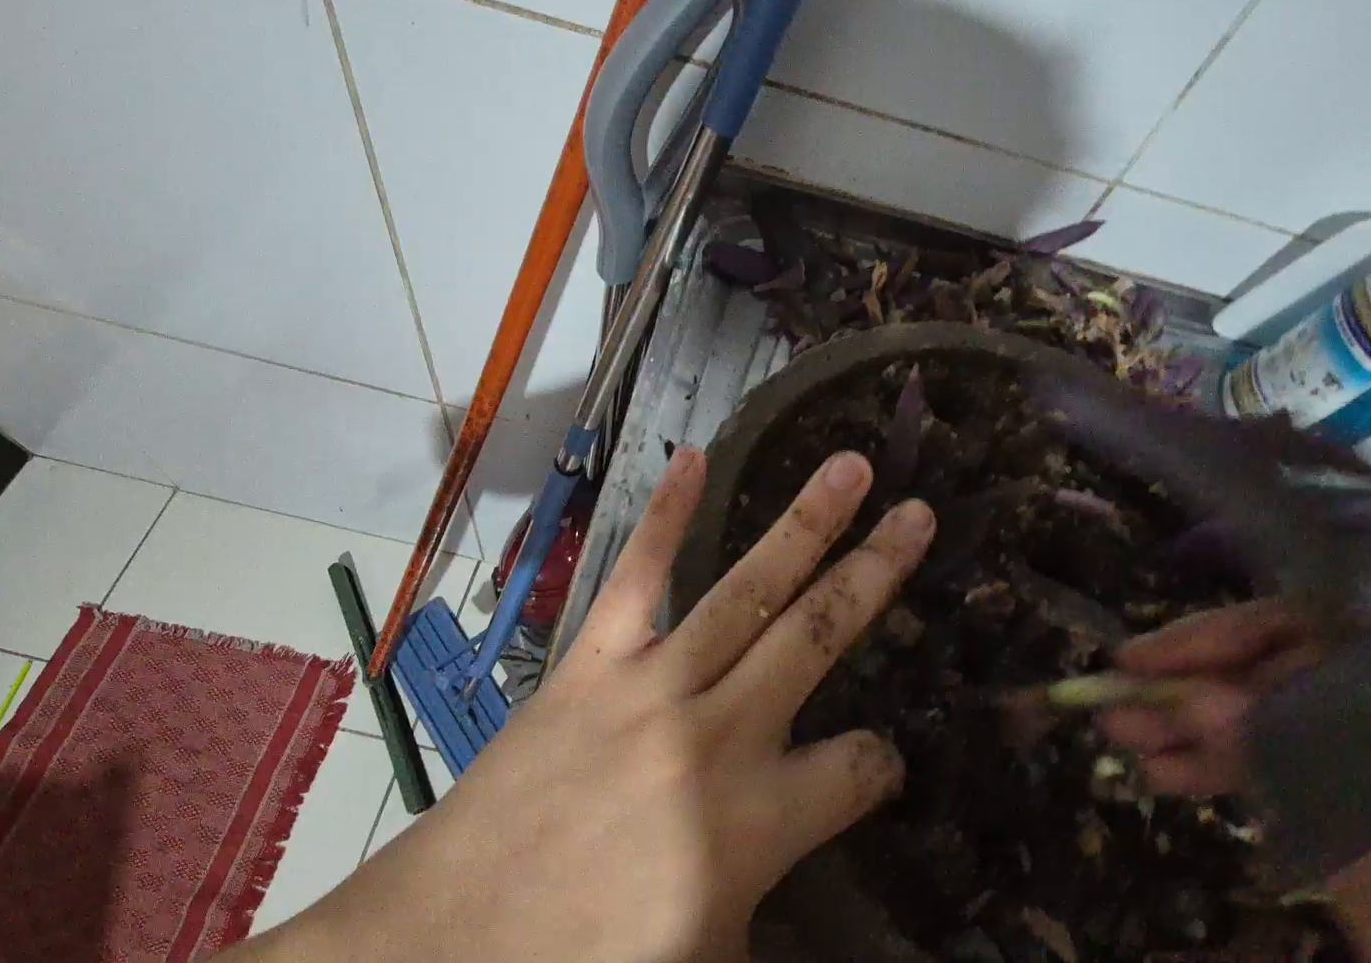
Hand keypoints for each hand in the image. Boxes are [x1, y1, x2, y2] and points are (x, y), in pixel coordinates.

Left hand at [223, 447, 934, 962]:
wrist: (450, 943)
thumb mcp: (710, 956)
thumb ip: (773, 901)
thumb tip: (806, 877)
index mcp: (758, 821)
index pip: (861, 767)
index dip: (882, 764)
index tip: (881, 761)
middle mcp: (718, 733)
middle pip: (817, 635)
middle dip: (877, 572)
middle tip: (921, 513)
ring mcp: (652, 683)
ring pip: (747, 588)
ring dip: (804, 523)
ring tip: (850, 467)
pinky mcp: (592, 661)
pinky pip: (636, 574)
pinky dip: (667, 515)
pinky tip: (694, 457)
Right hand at [1098, 602, 1370, 961]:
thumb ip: (1309, 797)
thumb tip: (1197, 697)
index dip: (1258, 642)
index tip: (1165, 661)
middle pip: (1327, 668)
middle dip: (1214, 678)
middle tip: (1125, 689)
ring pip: (1306, 706)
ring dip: (1210, 718)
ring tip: (1126, 733)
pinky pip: (1313, 752)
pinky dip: (1240, 759)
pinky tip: (1172, 768)